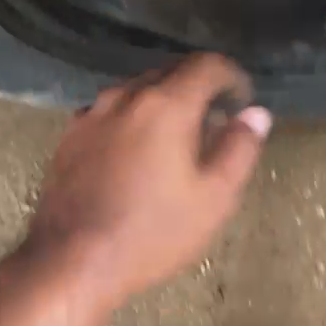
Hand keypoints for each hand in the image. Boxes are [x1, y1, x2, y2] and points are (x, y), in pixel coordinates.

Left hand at [21, 54, 270, 309]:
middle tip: (215, 120)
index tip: (242, 99)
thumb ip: (239, 149)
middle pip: (169, 72)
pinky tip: (135, 152)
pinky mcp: (69, 136)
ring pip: (136, 91)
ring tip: (176, 138)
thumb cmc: (152, 232)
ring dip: (162, 102)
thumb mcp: (214, 199)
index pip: (207, 65)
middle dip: (198, 88)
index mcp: (166, 105)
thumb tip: (256, 114)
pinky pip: (110, 112)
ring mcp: (91, 114)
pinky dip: (132, 119)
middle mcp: (125, 97)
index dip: (232, 76)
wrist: (72, 260)